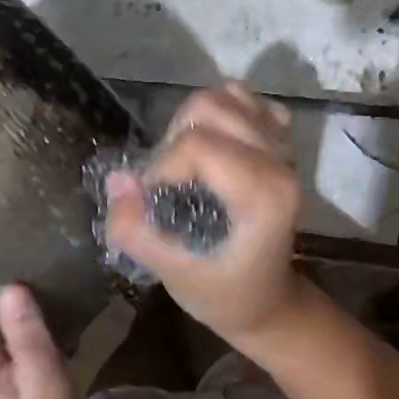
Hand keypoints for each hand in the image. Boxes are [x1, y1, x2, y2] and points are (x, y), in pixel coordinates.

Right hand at [104, 83, 309, 349]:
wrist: (268, 304)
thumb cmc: (222, 294)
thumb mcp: (173, 273)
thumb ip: (138, 231)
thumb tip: (116, 180)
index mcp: (261, 194)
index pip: (197, 144)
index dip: (159, 167)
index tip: (149, 201)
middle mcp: (279, 161)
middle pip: (211, 106)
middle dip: (172, 139)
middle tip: (164, 180)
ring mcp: (283, 148)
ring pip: (226, 95)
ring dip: (191, 123)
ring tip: (182, 163)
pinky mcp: (279, 144)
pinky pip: (246, 102)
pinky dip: (218, 115)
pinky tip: (209, 150)